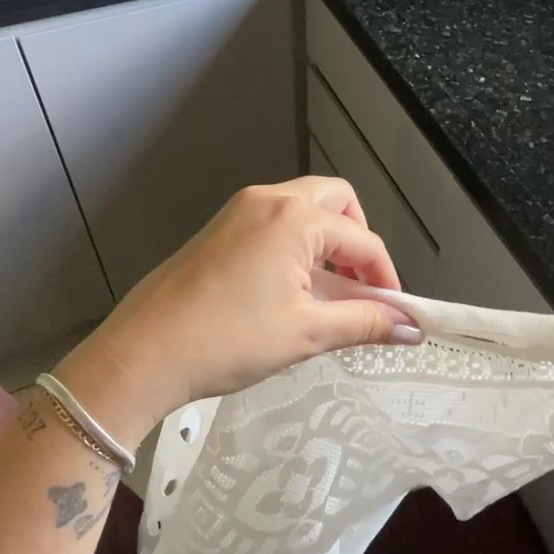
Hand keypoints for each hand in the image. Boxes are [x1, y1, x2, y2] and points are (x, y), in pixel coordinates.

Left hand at [54, 177, 412, 443]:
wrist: (142, 354)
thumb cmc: (226, 341)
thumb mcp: (306, 334)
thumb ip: (365, 322)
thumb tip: (411, 327)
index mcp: (295, 218)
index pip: (363, 240)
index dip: (385, 278)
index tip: (394, 313)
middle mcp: (269, 200)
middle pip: (337, 201)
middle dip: (358, 241)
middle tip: (359, 286)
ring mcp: (240, 209)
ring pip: (305, 207)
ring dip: (328, 241)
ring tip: (328, 291)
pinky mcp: (221, 227)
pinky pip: (276, 220)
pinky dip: (297, 243)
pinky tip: (291, 288)